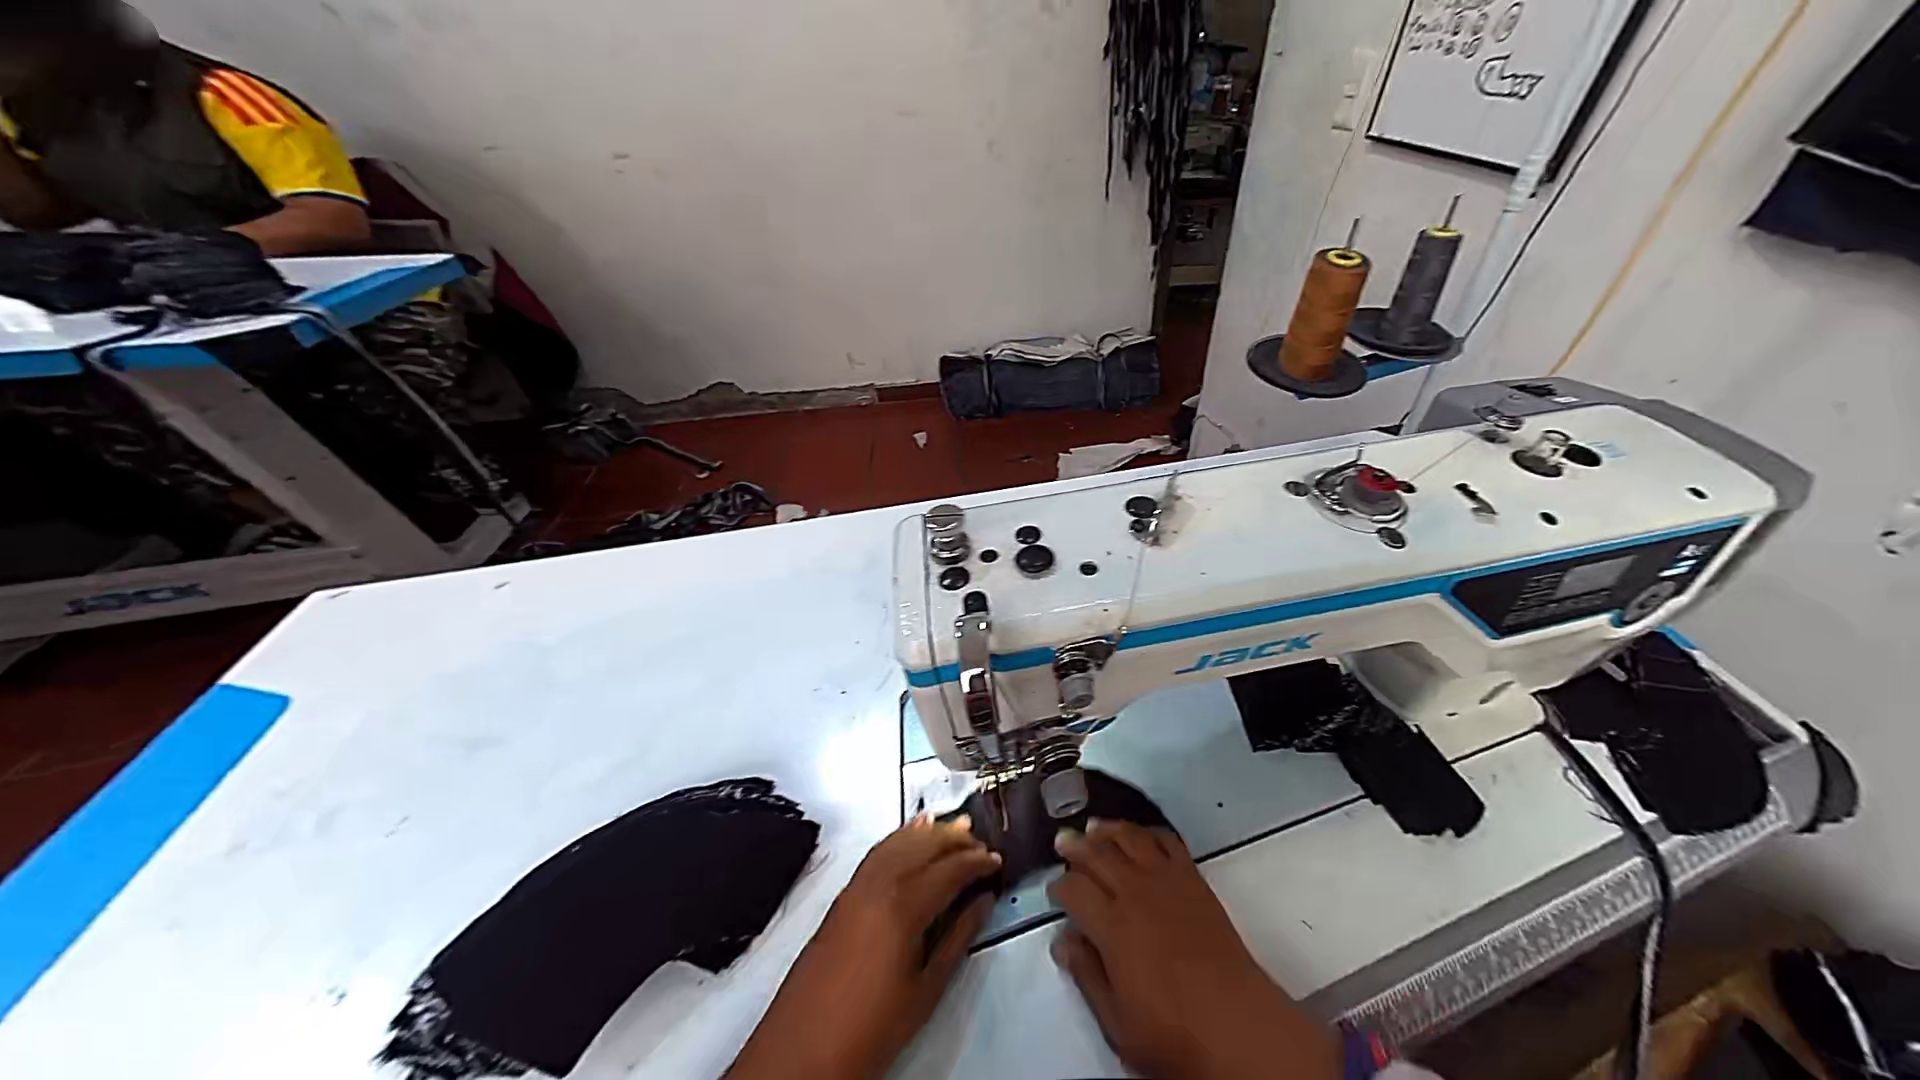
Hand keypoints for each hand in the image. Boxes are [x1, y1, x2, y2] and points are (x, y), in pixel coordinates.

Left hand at [728, 815, 999, 1079]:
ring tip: (952, 827)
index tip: (995, 860)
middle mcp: (878, 887)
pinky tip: (909, 836)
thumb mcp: (926, 990)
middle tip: (979, 841)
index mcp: (903, 908)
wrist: (804, 1050)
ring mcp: (857, 888)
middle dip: (954, 839)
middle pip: (923, 846)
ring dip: (927, 833)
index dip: (976, 862)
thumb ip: (958, 938)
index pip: (949, 870)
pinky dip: (898, 838)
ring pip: (898, 842)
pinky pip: (877, 852)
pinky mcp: (842, 896)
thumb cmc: (868, 1028)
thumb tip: (981, 904)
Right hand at [1048, 820, 1339, 1079]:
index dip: (1058, 887)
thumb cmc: (1175, 1034)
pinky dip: (1151, 832)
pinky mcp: (1195, 882)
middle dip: (1075, 845)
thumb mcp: (1118, 1023)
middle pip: (1098, 855)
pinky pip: (1169, 842)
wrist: (1240, 1029)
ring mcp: (1168, 883)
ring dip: (1108, 830)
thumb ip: (1087, 976)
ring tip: (1093, 826)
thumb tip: (1063, 942)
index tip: (1054, 891)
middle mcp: (1136, 894)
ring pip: (1130, 840)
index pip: (1074, 890)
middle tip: (1062, 840)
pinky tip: (1142, 834)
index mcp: (1112, 926)